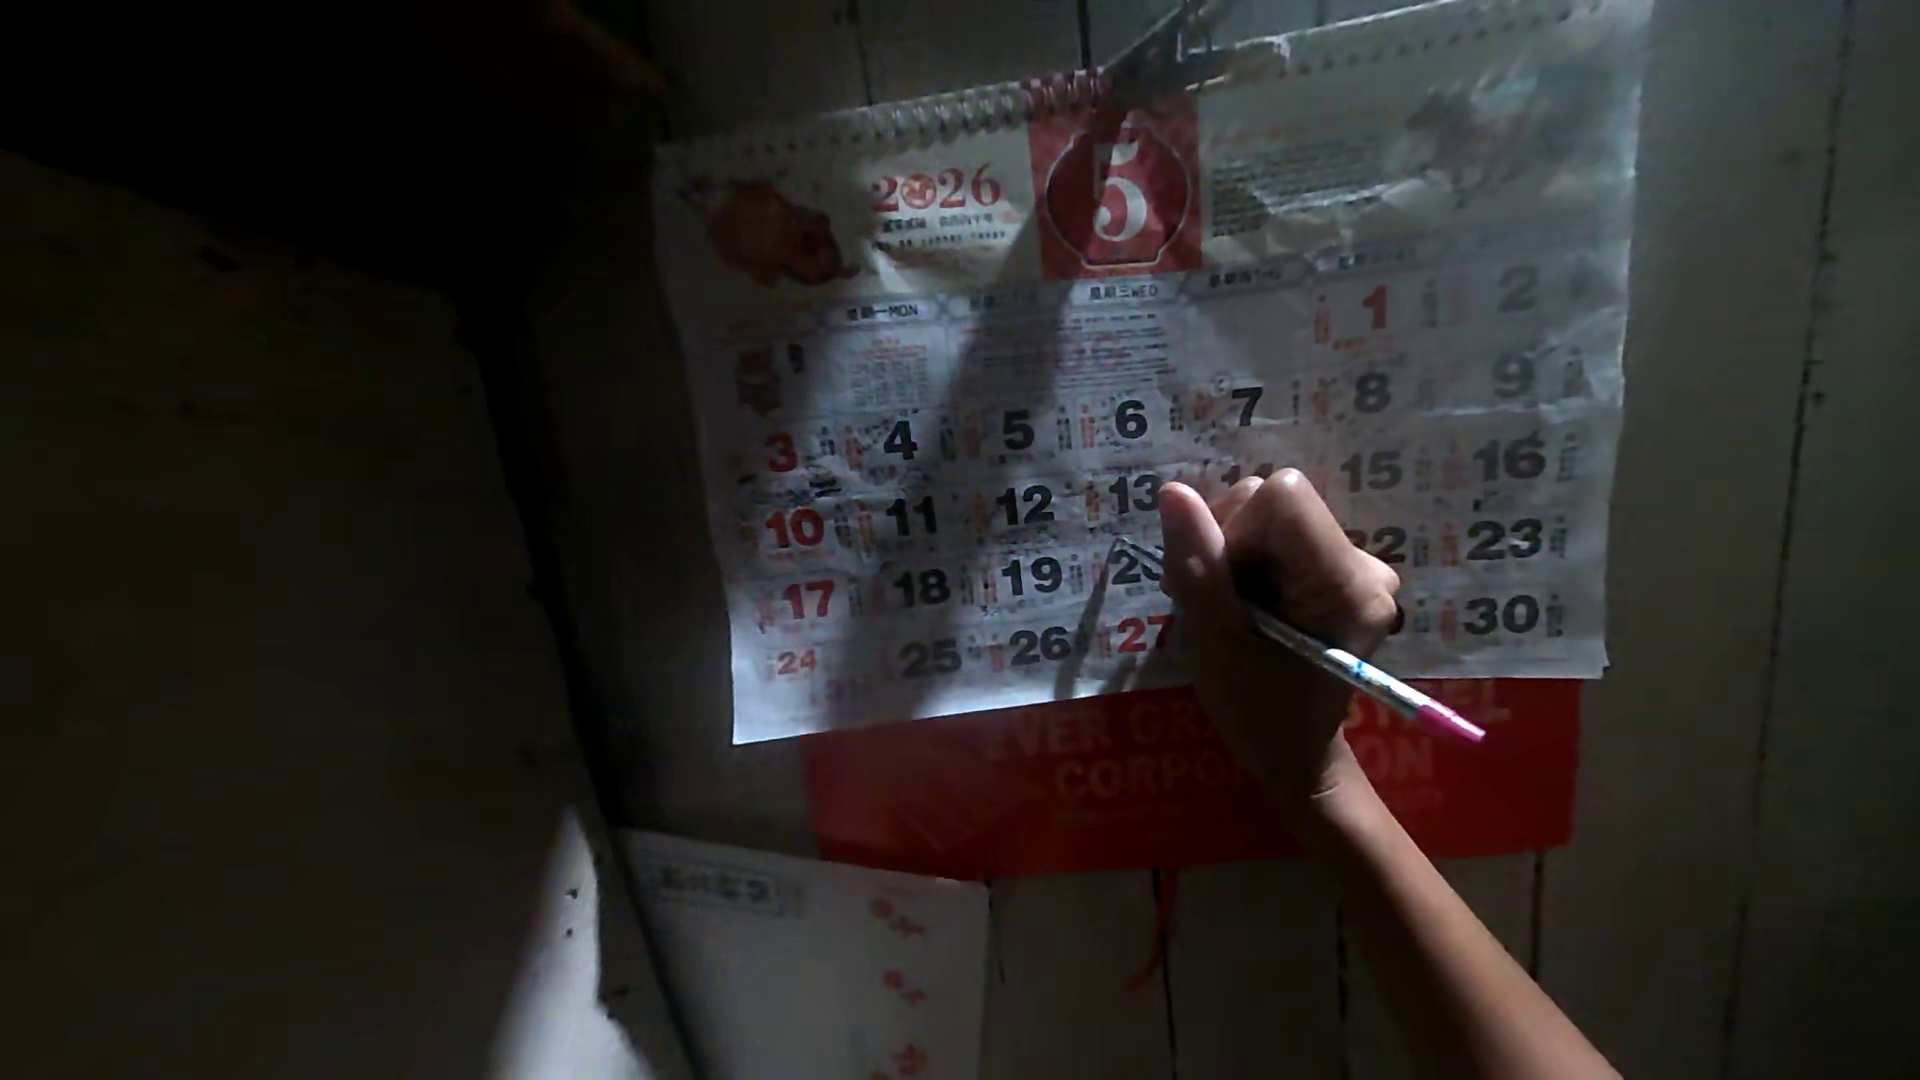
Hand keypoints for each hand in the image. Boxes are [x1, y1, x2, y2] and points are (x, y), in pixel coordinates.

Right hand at [1157, 471, 1401, 816]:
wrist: (1293, 749)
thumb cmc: (1256, 708)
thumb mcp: (1214, 638)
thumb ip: (1196, 563)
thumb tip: (1172, 491)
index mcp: (1345, 581)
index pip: (1281, 496)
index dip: (1234, 528)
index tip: (1223, 583)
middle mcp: (1363, 563)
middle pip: (1270, 502)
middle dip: (1225, 542)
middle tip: (1217, 603)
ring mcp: (1352, 566)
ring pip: (1264, 516)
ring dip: (1226, 554)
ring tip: (1225, 608)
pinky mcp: (1334, 571)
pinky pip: (1271, 536)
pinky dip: (1240, 562)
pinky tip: (1238, 602)